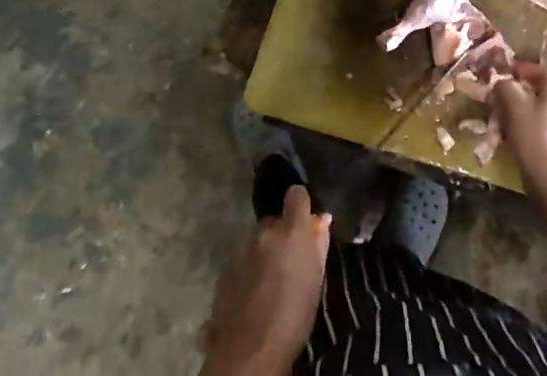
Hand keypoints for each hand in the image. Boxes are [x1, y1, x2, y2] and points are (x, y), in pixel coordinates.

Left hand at [200, 185, 330, 375]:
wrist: (250, 353)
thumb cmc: (294, 316)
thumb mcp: (316, 279)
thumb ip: (319, 244)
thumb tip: (322, 219)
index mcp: (291, 231)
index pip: (296, 194)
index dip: (301, 202)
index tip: (306, 218)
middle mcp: (264, 233)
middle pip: (274, 222)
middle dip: (282, 235)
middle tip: (290, 263)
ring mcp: (241, 251)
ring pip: (257, 243)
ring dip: (265, 254)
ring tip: (271, 284)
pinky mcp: (225, 272)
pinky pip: (242, 262)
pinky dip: (249, 271)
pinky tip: (254, 296)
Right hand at [494, 62, 546, 199]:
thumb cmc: (534, 139)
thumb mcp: (515, 107)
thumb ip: (506, 88)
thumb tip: (502, 82)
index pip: (545, 72)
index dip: (526, 68)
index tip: (508, 72)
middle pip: (536, 95)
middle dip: (513, 97)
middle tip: (495, 103)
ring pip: (532, 116)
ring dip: (512, 118)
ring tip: (494, 128)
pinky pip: (534, 134)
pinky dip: (518, 134)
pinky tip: (505, 145)